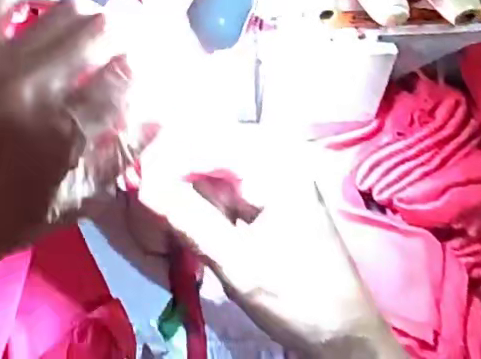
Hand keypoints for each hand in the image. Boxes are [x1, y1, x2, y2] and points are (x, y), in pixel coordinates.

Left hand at [0, 0, 139, 280]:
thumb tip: (158, 115)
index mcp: (66, 130)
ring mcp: (3, 60)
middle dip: (121, 35)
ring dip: (88, 13)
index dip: (141, 69)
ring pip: (62, 11)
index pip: (122, 78)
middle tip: (125, 43)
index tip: (145, 67)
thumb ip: (121, 155)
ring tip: (96, 24)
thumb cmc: (13, 213)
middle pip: (97, 32)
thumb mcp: (78, 200)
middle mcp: (38, 84)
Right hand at [138, 149, 406, 358]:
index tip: (132, 182)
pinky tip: (173, 209)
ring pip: (202, 161)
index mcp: (273, 162)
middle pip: (199, 145)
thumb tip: (142, 187)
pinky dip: (191, 195)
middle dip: (165, 168)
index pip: (201, 142)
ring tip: (149, 200)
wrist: (348, 340)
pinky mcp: (259, 189)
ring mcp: (265, 170)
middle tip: (135, 190)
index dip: (162, 160)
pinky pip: (213, 179)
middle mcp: (269, 154)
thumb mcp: (242, 268)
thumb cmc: (302, 303)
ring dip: (175, 181)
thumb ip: (190, 222)